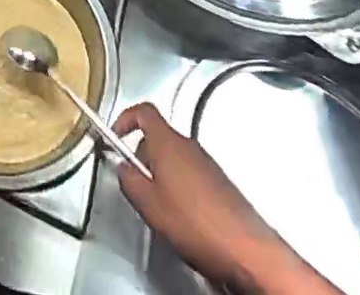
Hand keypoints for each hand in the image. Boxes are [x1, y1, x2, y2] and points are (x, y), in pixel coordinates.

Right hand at [114, 103, 333, 294]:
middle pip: (157, 136)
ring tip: (157, 206)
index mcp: (168, 143)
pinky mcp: (215, 179)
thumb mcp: (149, 205)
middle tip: (134, 182)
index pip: (144, 111)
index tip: (115, 132)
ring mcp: (204, 161)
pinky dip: (176, 185)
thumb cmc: (196, 224)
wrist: (244, 247)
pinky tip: (178, 215)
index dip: (126, 118)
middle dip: (141, 156)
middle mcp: (188, 145)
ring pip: (172, 156)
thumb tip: (123, 169)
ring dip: (159, 174)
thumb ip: (130, 180)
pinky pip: (187, 171)